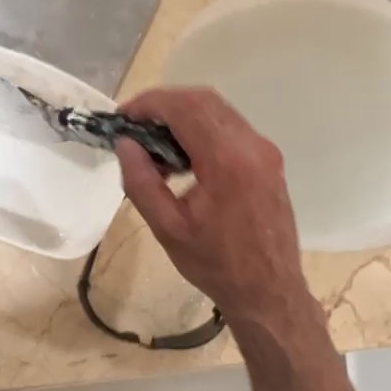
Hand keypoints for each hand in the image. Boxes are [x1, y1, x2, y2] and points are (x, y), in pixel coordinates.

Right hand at [115, 87, 321, 337]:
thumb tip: (124, 143)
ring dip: (182, 118)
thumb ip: (141, 181)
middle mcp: (252, 146)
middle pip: (204, 101)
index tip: (122, 117)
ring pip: (218, 112)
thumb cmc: (214, 264)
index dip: (149, 104)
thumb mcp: (167, 227)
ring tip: (153, 148)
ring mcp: (265, 152)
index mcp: (227, 160)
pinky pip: (230, 130)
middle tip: (133, 128)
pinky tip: (180, 161)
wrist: (268, 290)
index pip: (185, 108)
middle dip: (164, 105)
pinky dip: (200, 131)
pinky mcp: (268, 161)